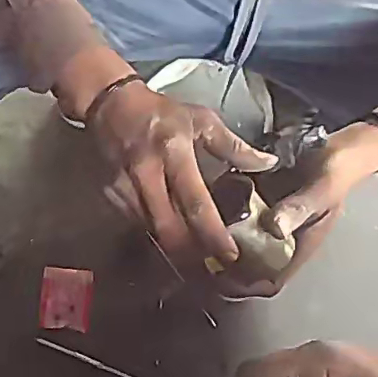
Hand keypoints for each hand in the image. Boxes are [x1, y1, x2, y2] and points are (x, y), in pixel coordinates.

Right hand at [91, 80, 276, 266]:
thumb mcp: (201, 120)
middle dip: (192, 256)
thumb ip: (234, 147)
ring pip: (152, 234)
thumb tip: (268, 163)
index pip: (195, 202)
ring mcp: (124, 189)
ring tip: (198, 267)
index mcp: (174, 151)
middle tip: (214, 270)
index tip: (230, 255)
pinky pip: (139, 228)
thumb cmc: (161, 114)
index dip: (212, 234)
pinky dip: (158, 240)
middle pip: (169, 229)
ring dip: (176, 254)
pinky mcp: (111, 199)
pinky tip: (173, 247)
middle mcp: (146, 173)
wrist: (109, 105)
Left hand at [213, 122, 377, 298]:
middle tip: (199, 261)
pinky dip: (222, 223)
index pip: (272, 282)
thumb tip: (274, 229)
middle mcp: (281, 242)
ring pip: (241, 249)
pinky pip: (238, 222)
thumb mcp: (323, 188)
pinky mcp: (261, 206)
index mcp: (299, 247)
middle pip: (250, 271)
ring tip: (195, 242)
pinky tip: (204, 215)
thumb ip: (301, 207)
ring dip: (220, 249)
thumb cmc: (338, 170)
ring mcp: (269, 225)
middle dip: (225, 272)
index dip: (247, 287)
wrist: (342, 146)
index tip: (221, 280)